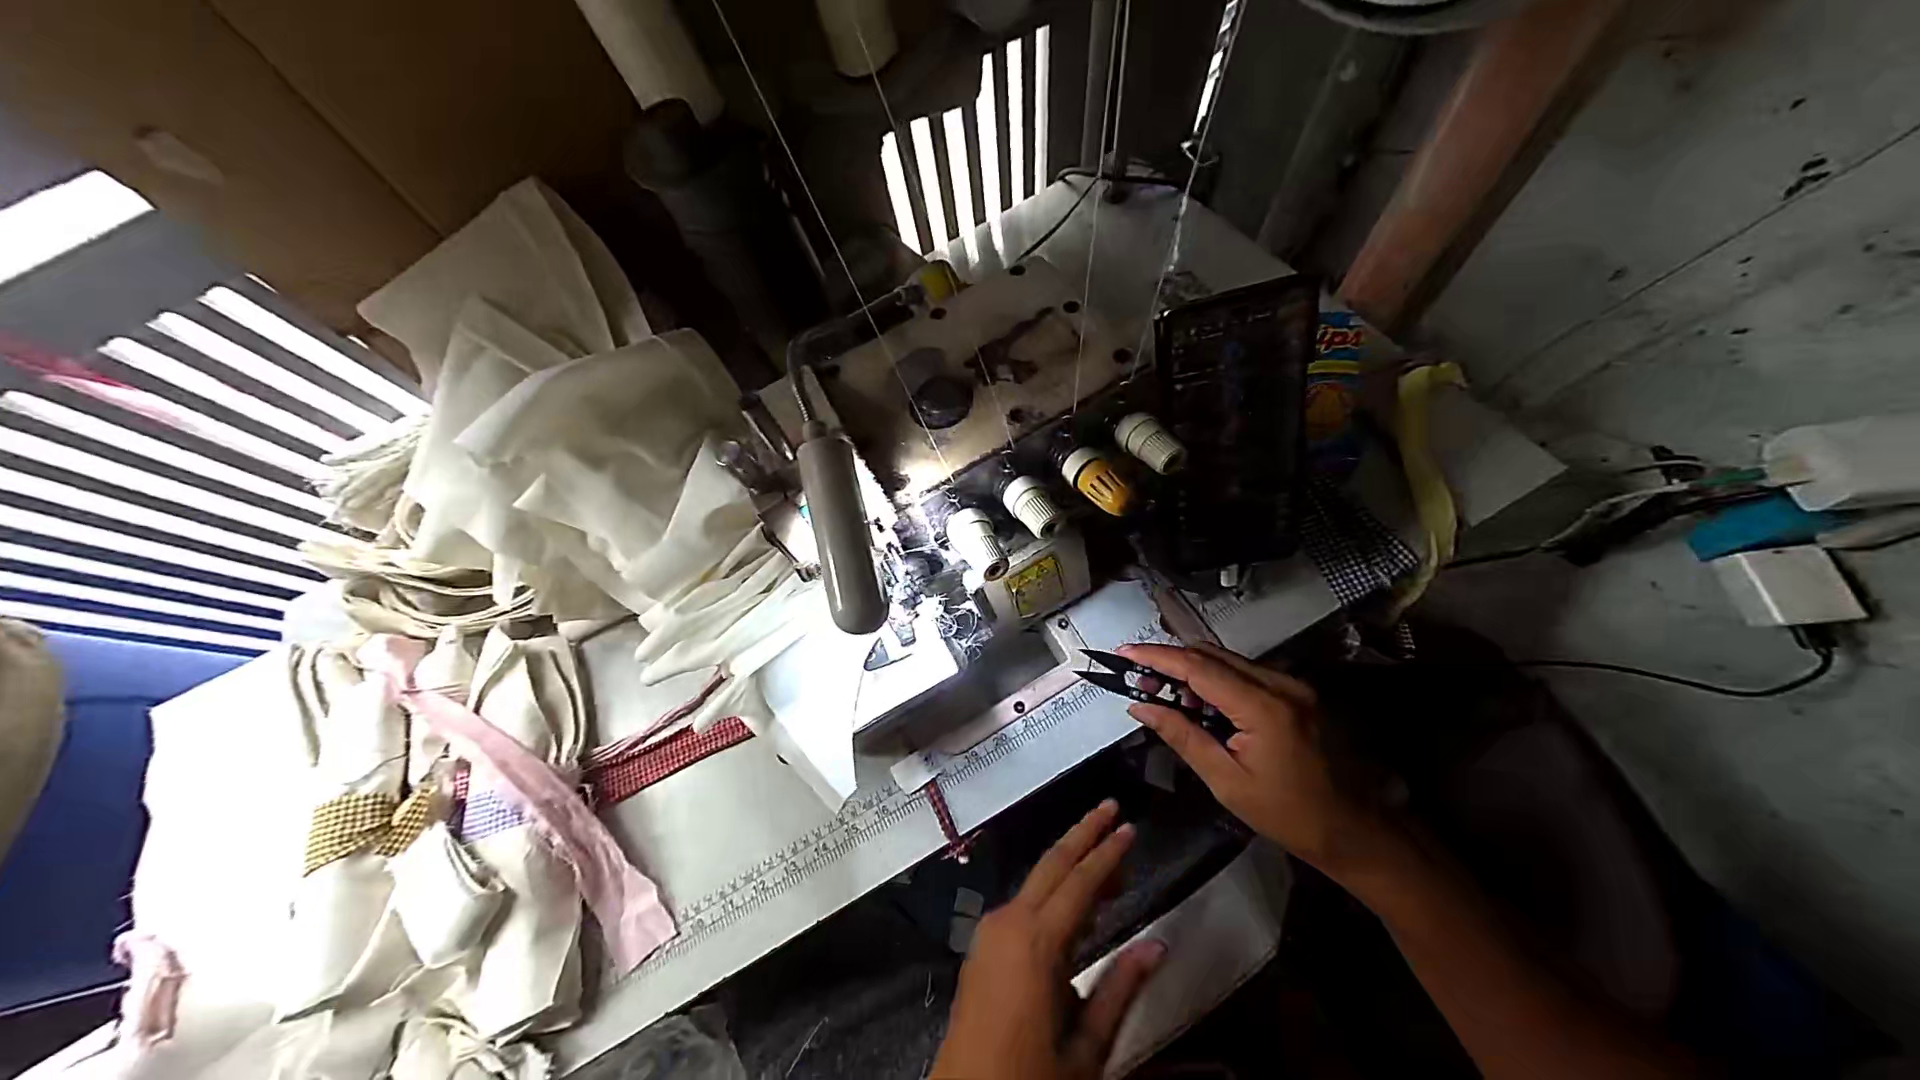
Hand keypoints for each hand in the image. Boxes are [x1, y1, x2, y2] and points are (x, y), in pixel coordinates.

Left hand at [931, 800, 1165, 1079]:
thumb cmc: (1028, 1078)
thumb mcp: (1086, 1048)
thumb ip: (1120, 989)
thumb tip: (1158, 946)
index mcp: (1035, 941)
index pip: (1079, 882)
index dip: (1108, 852)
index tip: (1130, 827)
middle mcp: (1008, 922)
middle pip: (1052, 864)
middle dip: (1084, 833)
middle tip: (1113, 810)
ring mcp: (991, 932)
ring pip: (1038, 884)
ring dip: (1072, 868)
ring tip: (1112, 862)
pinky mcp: (983, 947)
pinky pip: (1025, 907)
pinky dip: (1054, 897)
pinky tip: (1079, 909)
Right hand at [1117, 643, 1393, 876]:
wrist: (1348, 827)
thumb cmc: (1285, 812)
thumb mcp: (1225, 780)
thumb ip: (1181, 735)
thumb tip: (1140, 706)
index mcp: (1264, 707)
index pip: (1199, 667)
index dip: (1157, 657)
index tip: (1125, 653)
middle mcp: (1280, 684)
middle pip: (1211, 655)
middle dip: (1169, 661)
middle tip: (1138, 679)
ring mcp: (1290, 685)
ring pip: (1226, 660)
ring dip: (1190, 670)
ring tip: (1160, 691)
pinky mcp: (1293, 691)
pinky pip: (1242, 673)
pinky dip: (1212, 679)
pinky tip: (1196, 701)